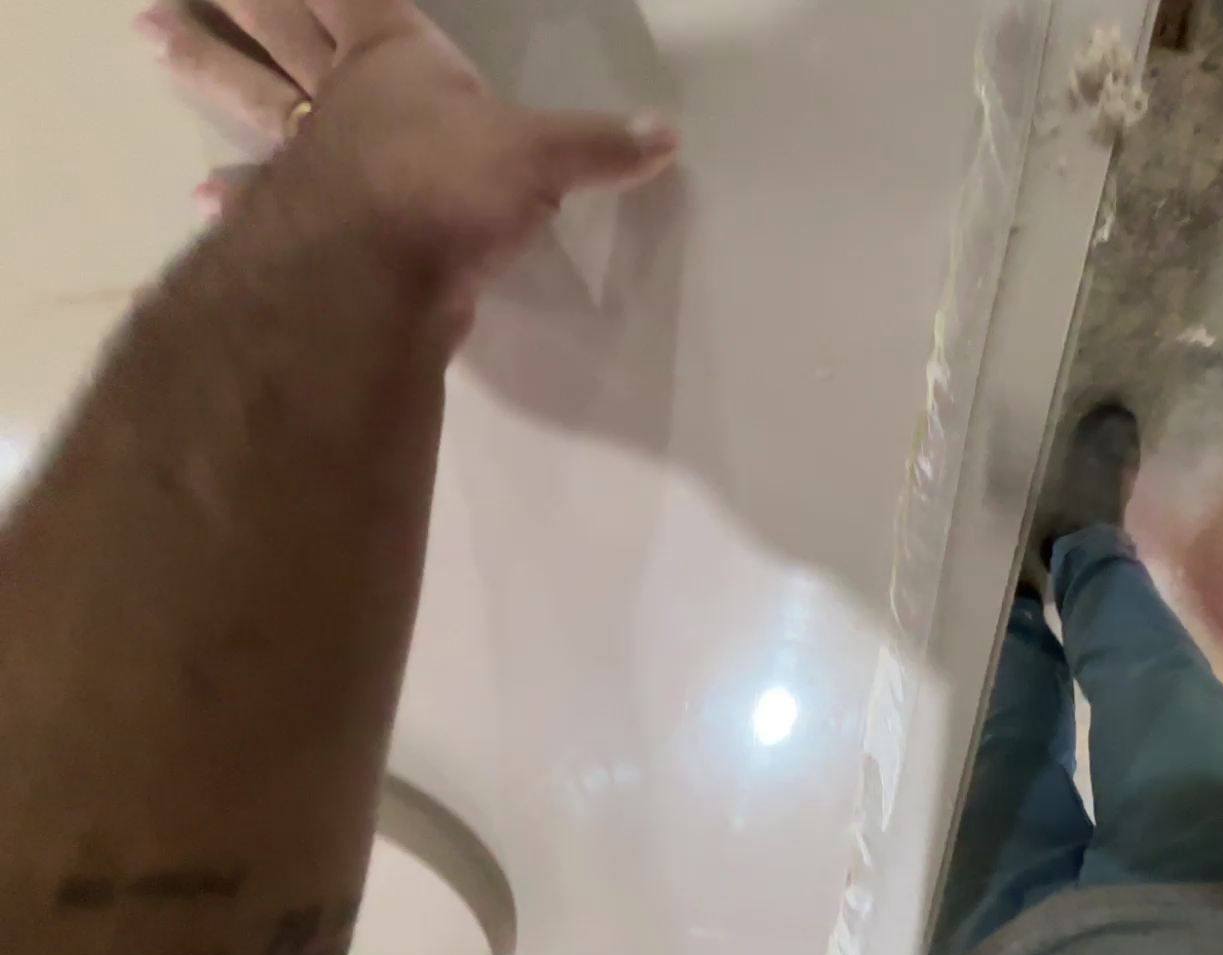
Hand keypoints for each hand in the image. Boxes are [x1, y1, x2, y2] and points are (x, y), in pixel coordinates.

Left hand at [135, 0, 676, 291]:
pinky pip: (262, 190)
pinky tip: (202, 193)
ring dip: (208, 67)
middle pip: (278, 23)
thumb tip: (669, 135)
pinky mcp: (315, 215)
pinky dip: (233, 190)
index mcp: (397, 60)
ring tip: (156, 41)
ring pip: (253, 94)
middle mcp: (346, 95)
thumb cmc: (453, 184)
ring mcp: (320, 153)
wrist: (387, 265)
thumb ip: (603, 145)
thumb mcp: (544, 157)